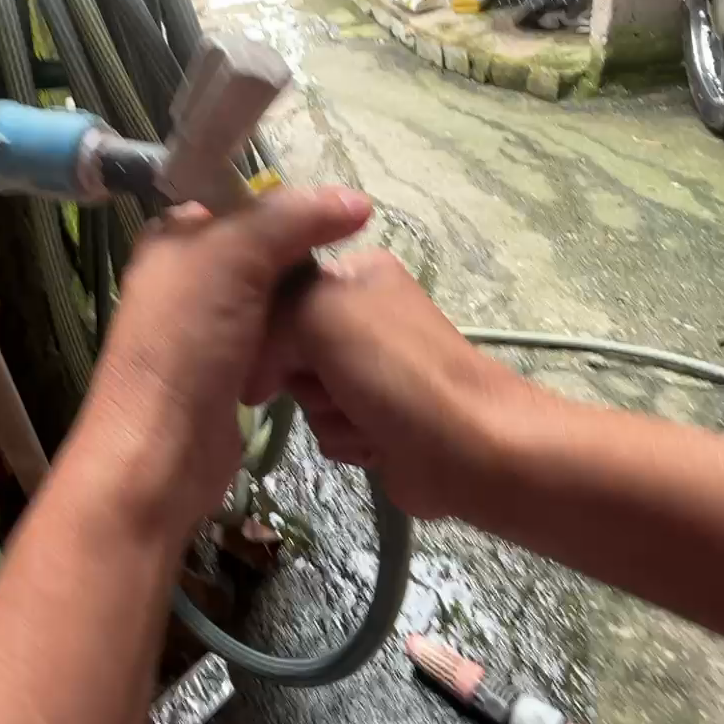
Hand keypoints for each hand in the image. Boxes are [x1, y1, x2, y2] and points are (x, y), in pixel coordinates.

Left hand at [70, 187, 372, 531]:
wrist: (163, 449)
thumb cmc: (189, 340)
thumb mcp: (235, 257)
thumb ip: (292, 218)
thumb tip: (357, 201)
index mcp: (175, 235)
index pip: (241, 199)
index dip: (290, 205)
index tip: (342, 219)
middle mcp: (187, 273)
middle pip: (262, 247)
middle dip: (302, 257)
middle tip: (346, 265)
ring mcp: (207, 322)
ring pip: (273, 293)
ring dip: (303, 301)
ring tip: (341, 303)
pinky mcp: (229, 363)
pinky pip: (274, 334)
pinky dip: (296, 336)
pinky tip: (324, 341)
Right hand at [254, 250, 534, 519]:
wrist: (470, 450)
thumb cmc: (395, 369)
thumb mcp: (320, 310)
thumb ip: (271, 312)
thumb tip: (253, 371)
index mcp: (354, 273)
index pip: (277, 290)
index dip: (267, 329)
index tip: (272, 357)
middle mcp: (359, 316)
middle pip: (285, 348)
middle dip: (303, 377)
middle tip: (332, 383)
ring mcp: (367, 370)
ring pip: (302, 394)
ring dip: (326, 413)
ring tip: (363, 416)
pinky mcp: (372, 418)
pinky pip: (325, 428)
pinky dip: (345, 438)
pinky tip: (374, 440)